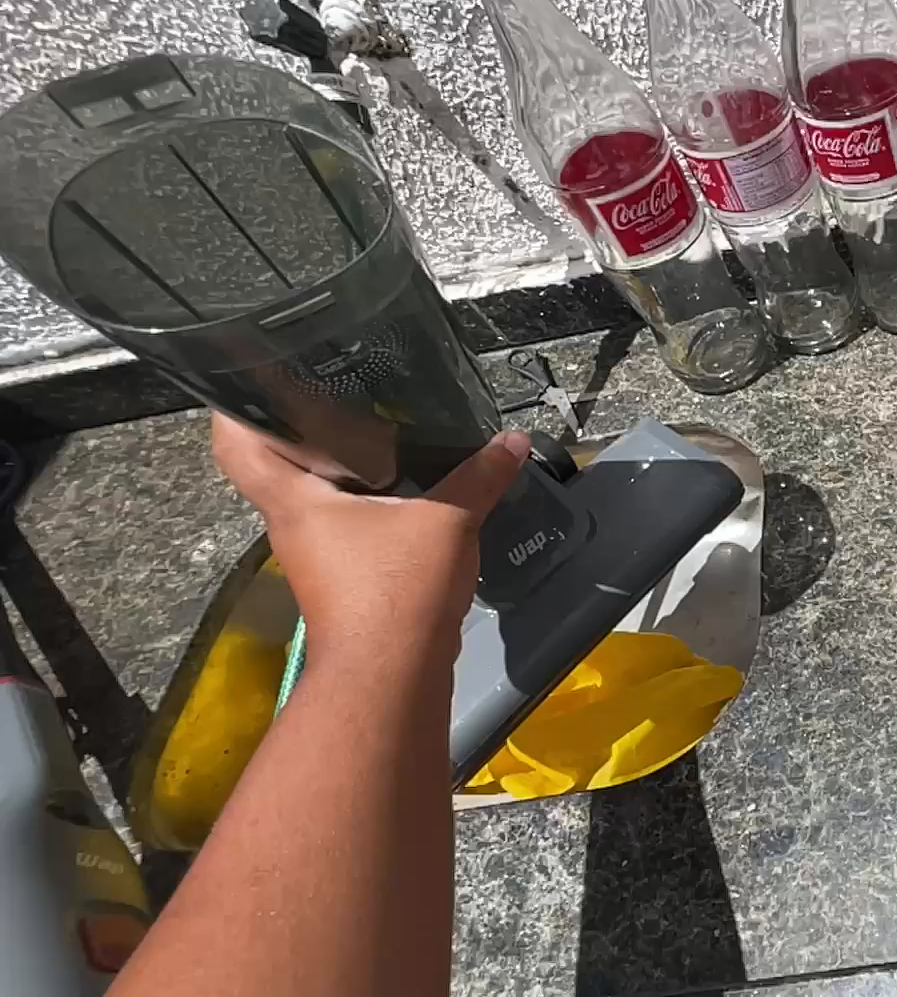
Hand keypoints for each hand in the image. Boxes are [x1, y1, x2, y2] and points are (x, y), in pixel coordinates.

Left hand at [211, 414, 530, 668]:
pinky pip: (352, 520)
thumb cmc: (398, 584)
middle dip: (310, 430)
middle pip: (281, 464)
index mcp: (294, 500)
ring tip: (392, 435)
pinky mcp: (349, 572)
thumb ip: (481, 477)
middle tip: (350, 396)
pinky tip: (413, 490)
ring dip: (348, 467)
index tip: (269, 375)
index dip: (242, 404)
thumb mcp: (448, 520)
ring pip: (321, 494)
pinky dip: (374, 499)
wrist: (393, 665)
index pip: (238, 442)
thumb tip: (514, 440)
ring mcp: (319, 551)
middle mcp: (294, 522)